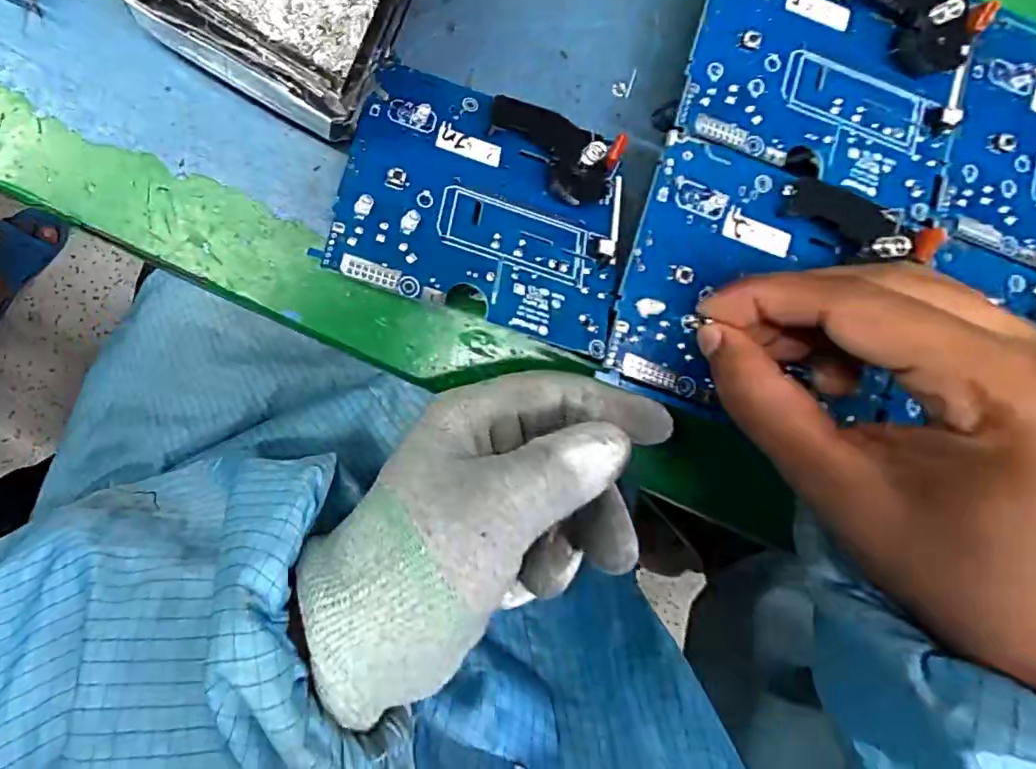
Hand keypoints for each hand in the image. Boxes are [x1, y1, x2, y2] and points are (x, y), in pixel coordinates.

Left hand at [294, 373, 673, 729]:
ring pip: (558, 498)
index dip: (607, 407)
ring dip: (568, 538)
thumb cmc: (429, 559)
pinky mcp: (487, 539)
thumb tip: (615, 439)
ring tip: (549, 577)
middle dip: (594, 499)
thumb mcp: (499, 507)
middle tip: (620, 554)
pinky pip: (540, 535)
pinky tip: (524, 587)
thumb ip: (560, 469)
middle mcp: (477, 447)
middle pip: (562, 451)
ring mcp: (482, 495)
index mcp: (470, 419)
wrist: (369, 642)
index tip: (666, 432)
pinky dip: (544, 560)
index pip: (551, 393)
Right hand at [696, 264, 1035, 706]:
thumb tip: (715, 335)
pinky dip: (881, 333)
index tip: (709, 310)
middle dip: (800, 303)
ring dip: (837, 314)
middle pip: (899, 288)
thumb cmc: (957, 586)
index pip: (870, 306)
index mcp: (1032, 393)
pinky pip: (955, 322)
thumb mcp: (839, 491)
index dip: (773, 297)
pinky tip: (850, 371)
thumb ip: (763, 402)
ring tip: (793, 361)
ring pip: (924, 297)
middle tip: (739, 334)